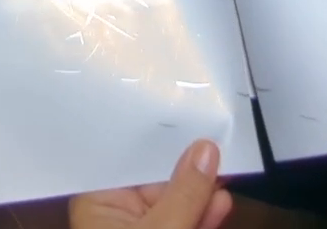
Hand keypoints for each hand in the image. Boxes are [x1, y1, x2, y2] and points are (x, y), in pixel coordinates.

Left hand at [69, 139, 231, 228]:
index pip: (129, 153)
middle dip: (188, 160)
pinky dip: (203, 214)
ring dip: (202, 189)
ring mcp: (137, 228)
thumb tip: (207, 149)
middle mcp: (114, 211)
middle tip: (218, 132)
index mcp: (98, 200)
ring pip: (173, 202)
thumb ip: (184, 195)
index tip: (187, 109)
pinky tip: (222, 201)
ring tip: (228, 164)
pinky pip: (182, 223)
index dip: (160, 133)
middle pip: (155, 175)